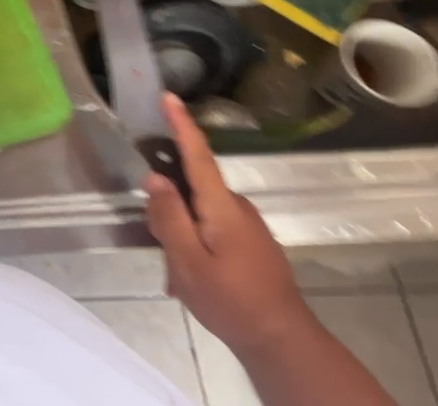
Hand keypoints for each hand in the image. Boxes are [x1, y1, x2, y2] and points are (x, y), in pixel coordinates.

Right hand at [144, 94, 319, 358]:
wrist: (283, 342)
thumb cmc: (231, 301)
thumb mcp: (187, 262)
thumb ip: (169, 217)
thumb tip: (155, 177)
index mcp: (221, 207)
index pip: (198, 156)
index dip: (181, 125)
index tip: (169, 96)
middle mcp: (237, 208)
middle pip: (191, 188)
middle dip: (170, 209)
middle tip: (163, 248)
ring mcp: (248, 226)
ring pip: (200, 213)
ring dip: (182, 235)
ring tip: (177, 276)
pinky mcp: (251, 243)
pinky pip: (211, 230)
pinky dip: (196, 248)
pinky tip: (192, 281)